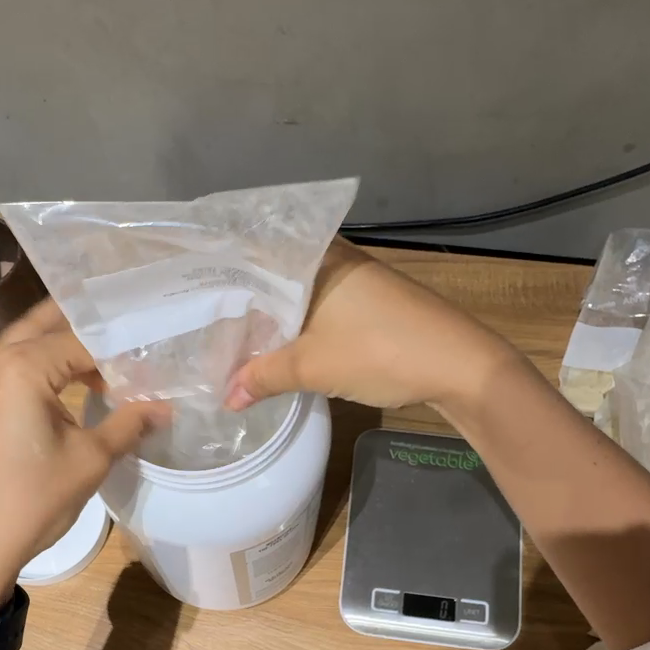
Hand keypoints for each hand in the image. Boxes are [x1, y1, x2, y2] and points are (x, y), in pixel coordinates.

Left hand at [0, 280, 171, 618]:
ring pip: (14, 337)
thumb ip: (127, 424)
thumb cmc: (34, 503)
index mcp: (26, 369)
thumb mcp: (90, 461)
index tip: (150, 365)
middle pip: (51, 334)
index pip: (85, 346)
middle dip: (89, 334)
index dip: (120, 355)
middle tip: (127, 333)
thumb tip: (167, 406)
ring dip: (46, 326)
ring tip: (79, 308)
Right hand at [223, 239, 523, 414]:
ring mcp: (356, 280)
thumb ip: (264, 376)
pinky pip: (319, 308)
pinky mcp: (371, 303)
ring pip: (299, 294)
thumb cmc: (380, 350)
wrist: (459, 364)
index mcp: (315, 256)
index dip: (222, 273)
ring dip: (272, 318)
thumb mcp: (312, 367)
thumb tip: (226, 397)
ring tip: (233, 338)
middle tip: (203, 322)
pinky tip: (280, 345)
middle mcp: (334, 258)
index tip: (190, 291)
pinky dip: (297, 326)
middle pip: (275, 275)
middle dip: (244, 302)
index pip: (255, 252)